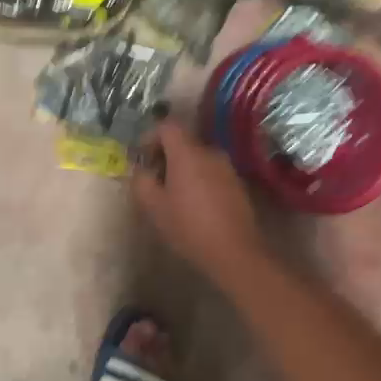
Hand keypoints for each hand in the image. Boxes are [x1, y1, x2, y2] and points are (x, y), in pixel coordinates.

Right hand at [132, 116, 264, 282]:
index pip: (167, 126)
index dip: (151, 137)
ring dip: (183, 168)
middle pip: (183, 141)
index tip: (143, 159)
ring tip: (174, 195)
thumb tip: (142, 170)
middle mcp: (209, 152)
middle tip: (154, 179)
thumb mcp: (154, 207)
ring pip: (198, 157)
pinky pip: (212, 171)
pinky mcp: (238, 184)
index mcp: (187, 153)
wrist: (235, 253)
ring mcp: (227, 168)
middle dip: (165, 155)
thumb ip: (141, 182)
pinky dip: (200, 179)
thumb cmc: (189, 227)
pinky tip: (195, 205)